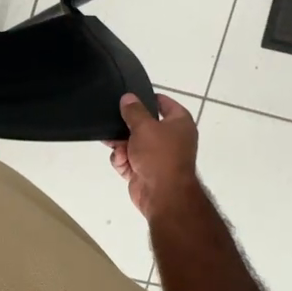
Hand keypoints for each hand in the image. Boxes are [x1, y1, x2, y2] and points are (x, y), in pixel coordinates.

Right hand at [105, 94, 202, 219]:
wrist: (162, 194)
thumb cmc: (159, 155)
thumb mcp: (144, 126)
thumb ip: (133, 110)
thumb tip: (128, 97)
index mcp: (179, 123)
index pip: (163, 103)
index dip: (147, 98)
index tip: (129, 96)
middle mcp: (170, 138)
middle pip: (143, 124)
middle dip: (126, 126)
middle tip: (112, 122)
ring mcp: (157, 155)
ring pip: (132, 142)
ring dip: (121, 145)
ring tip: (113, 145)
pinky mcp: (144, 170)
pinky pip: (128, 159)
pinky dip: (123, 160)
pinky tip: (122, 162)